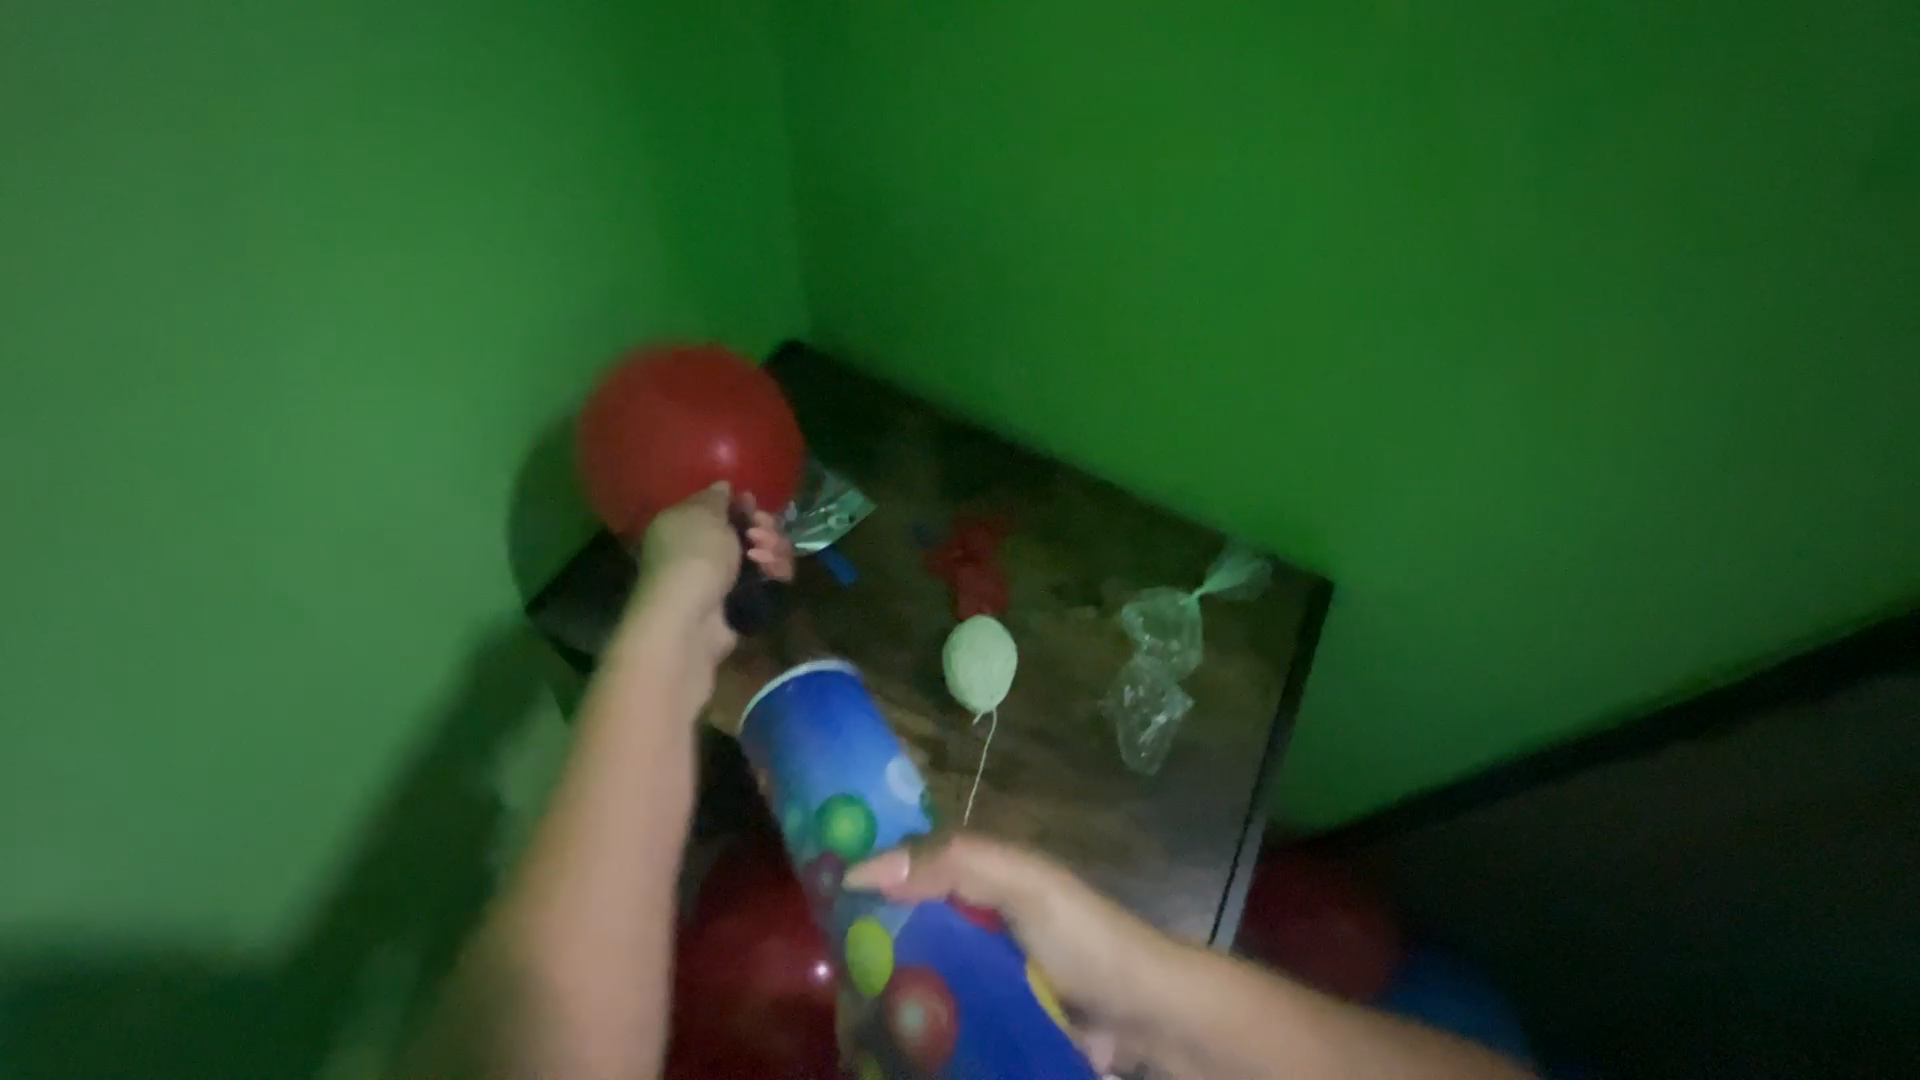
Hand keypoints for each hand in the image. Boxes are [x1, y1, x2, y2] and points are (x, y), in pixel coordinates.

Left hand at [632, 483, 794, 665]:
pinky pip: (769, 578)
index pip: (723, 509)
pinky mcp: (743, 600)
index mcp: (686, 525)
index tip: (752, 507)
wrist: (691, 617)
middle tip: (759, 535)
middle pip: (749, 531)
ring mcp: (724, 577)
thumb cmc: (693, 556)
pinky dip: (776, 571)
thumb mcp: (703, 513)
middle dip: (763, 528)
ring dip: (773, 549)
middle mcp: (704, 550)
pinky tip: (772, 572)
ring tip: (764, 558)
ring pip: (764, 553)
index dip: (743, 505)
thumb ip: (717, 498)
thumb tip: (723, 487)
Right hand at [844, 833, 1184, 1072]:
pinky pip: (932, 1021)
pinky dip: (906, 1028)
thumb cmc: (1082, 937)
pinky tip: (873, 1040)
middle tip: (821, 969)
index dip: (864, 874)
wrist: (1144, 1015)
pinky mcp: (980, 1021)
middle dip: (862, 944)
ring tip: (837, 1012)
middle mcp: (967, 920)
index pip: (905, 866)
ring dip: (880, 992)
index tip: (815, 896)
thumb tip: (861, 869)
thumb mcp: (1023, 883)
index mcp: (975, 876)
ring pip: (911, 976)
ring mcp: (974, 975)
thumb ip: (954, 862)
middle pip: (900, 927)